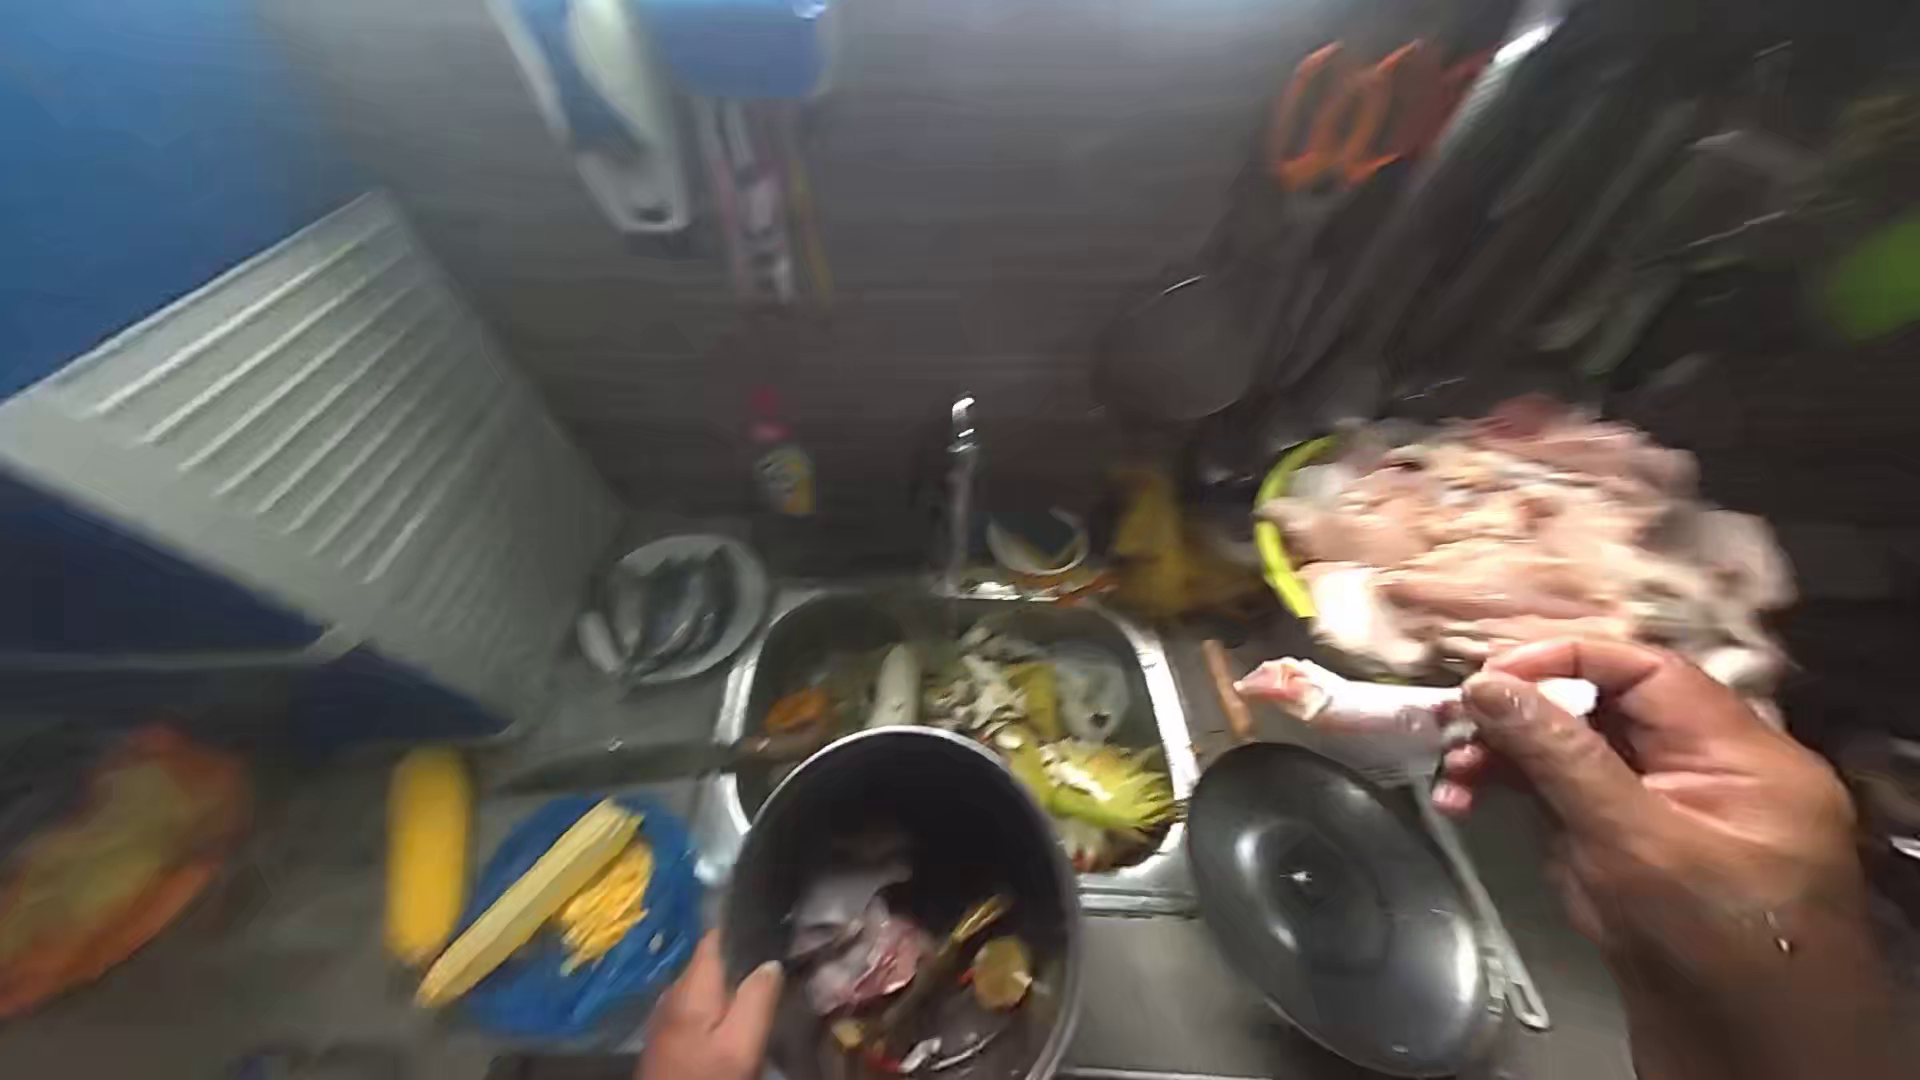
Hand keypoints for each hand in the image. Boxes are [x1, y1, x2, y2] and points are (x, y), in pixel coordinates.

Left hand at [638, 932, 782, 1079]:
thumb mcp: (741, 1046)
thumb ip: (758, 998)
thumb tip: (770, 963)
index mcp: (691, 986)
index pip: (717, 936)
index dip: (744, 930)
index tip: (772, 934)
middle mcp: (672, 995)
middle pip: (712, 963)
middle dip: (741, 964)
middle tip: (773, 973)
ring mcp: (664, 1021)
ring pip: (705, 989)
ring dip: (729, 991)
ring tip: (758, 999)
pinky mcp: (665, 1044)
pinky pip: (697, 1012)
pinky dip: (716, 1013)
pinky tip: (732, 1027)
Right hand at [1438, 638, 1893, 1079]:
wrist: (1723, 1034)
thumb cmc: (1713, 942)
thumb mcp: (1634, 839)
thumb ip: (1559, 754)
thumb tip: (1486, 685)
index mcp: (1734, 756)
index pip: (1646, 670)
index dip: (1566, 659)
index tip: (1494, 676)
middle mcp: (1685, 761)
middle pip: (1586, 699)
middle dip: (1513, 710)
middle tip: (1457, 719)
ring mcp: (1636, 788)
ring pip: (1548, 736)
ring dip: (1491, 749)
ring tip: (1453, 770)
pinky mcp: (1595, 813)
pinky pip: (1533, 775)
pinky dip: (1492, 781)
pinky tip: (1459, 798)